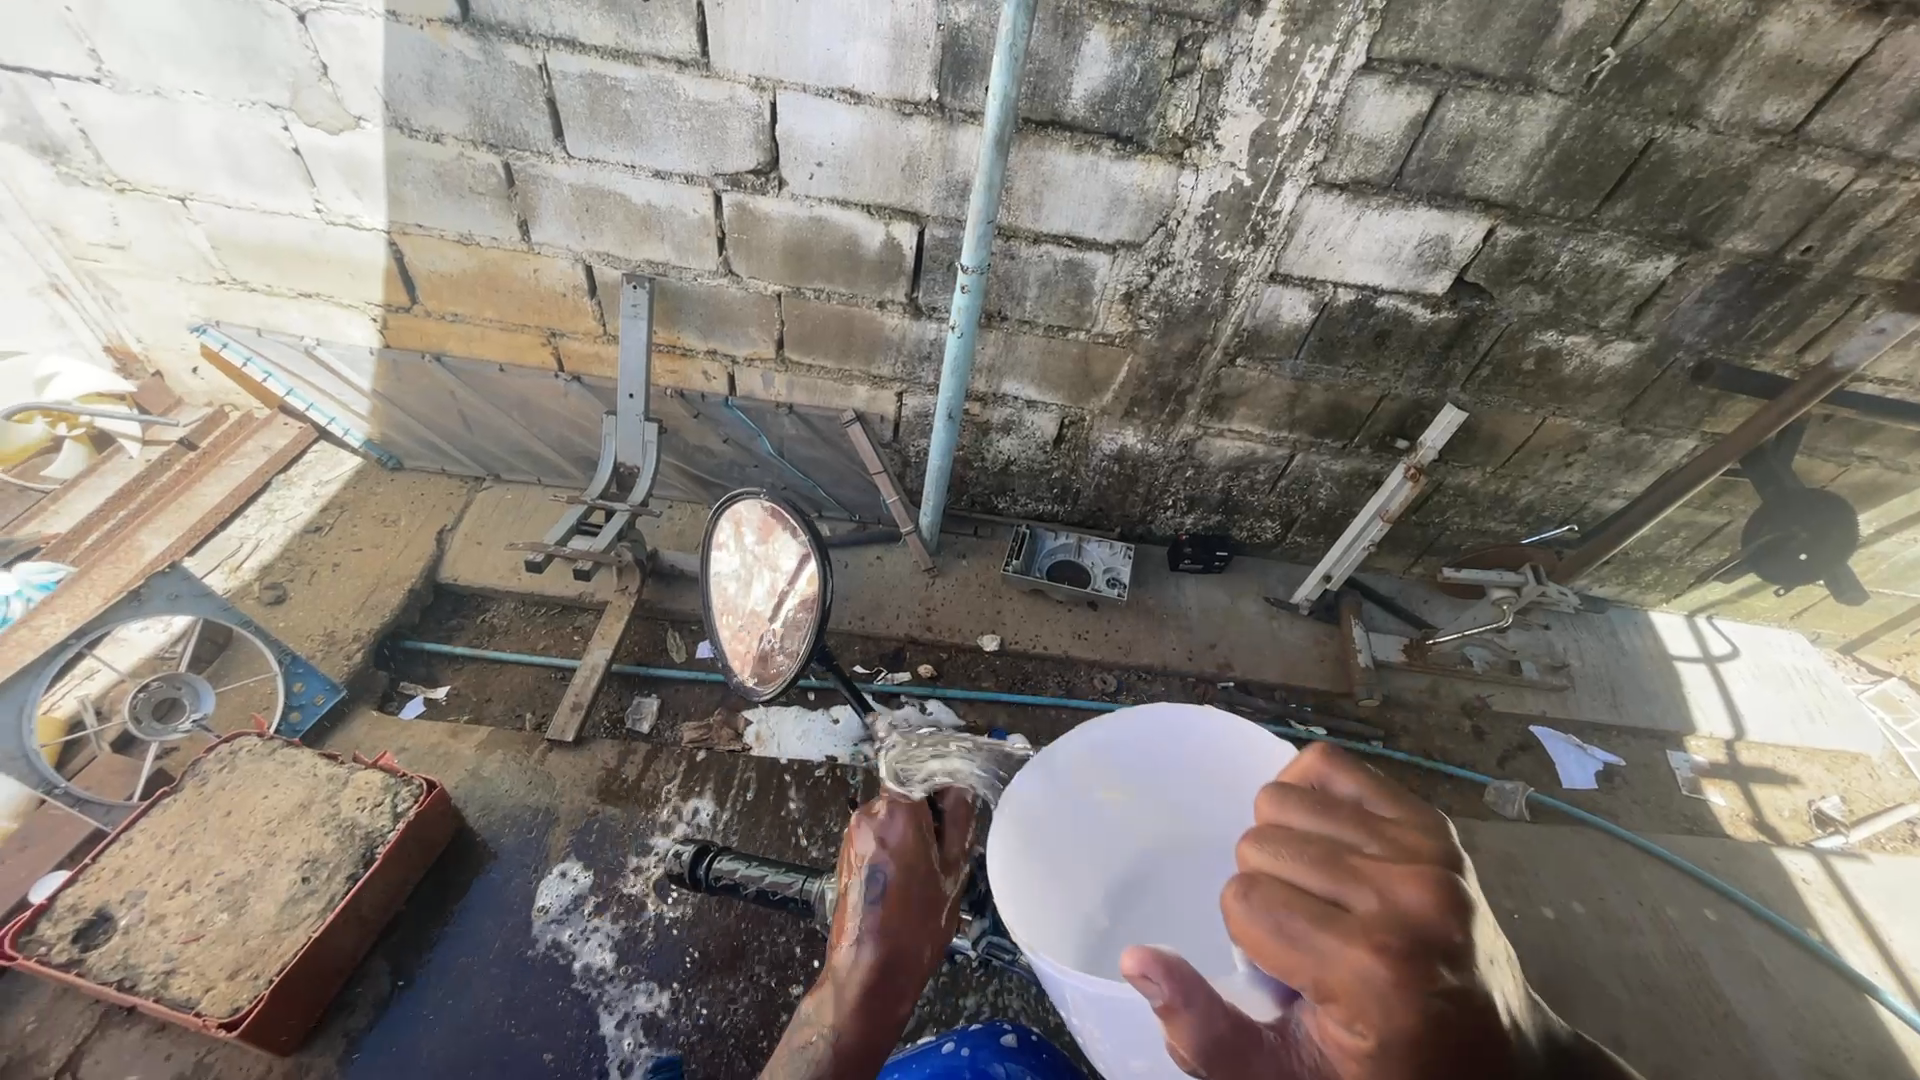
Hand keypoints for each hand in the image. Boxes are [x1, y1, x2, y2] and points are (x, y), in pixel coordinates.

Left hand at [763, 788, 976, 1079]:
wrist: (868, 972)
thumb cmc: (916, 923)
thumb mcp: (953, 871)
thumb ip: (959, 818)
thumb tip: (962, 784)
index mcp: (897, 809)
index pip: (919, 762)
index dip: (942, 769)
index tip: (961, 787)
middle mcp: (868, 811)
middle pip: (907, 787)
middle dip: (931, 804)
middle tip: (952, 838)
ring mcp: (853, 831)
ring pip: (894, 810)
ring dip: (915, 824)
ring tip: (933, 864)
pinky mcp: (846, 850)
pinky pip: (880, 830)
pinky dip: (899, 840)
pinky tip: (912, 874)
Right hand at [1120, 742, 1638, 1079]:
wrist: (1502, 1058)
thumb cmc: (1385, 1072)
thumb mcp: (1283, 1077)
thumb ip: (1202, 1032)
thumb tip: (1135, 957)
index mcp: (1373, 972)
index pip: (1243, 901)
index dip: (1251, 940)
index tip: (1296, 978)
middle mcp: (1408, 899)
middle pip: (1258, 844)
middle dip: (1267, 891)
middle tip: (1311, 941)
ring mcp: (1426, 852)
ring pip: (1281, 801)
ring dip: (1283, 847)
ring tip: (1324, 899)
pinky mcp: (1431, 821)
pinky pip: (1324, 764)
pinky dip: (1305, 795)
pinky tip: (1327, 845)